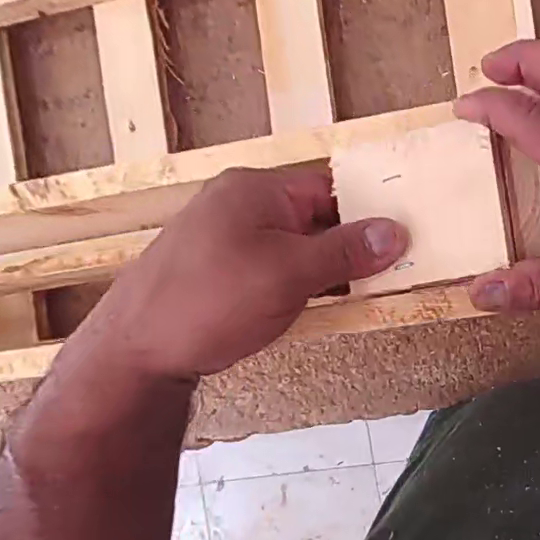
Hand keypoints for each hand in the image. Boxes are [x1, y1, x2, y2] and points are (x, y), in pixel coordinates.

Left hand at [72, 166, 408, 380]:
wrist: (136, 352)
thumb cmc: (211, 302)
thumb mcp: (289, 274)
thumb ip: (345, 251)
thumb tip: (395, 232)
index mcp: (256, 190)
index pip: (330, 187)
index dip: (368, 210)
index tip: (403, 237)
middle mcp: (241, 205)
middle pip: (316, 216)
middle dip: (352, 244)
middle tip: (391, 270)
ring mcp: (229, 238)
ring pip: (298, 245)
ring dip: (330, 267)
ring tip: (364, 291)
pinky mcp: (222, 270)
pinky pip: (278, 266)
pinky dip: (304, 282)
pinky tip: (323, 304)